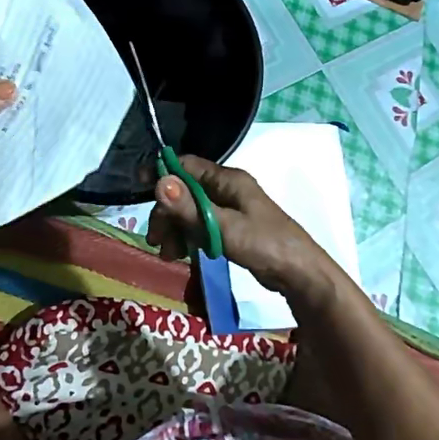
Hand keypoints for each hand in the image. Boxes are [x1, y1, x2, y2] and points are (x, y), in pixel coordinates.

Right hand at [146, 154, 347, 305]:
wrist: (299, 273)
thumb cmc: (264, 244)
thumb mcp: (223, 227)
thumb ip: (190, 207)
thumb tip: (159, 181)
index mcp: (229, 180)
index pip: (187, 166)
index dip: (163, 175)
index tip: (139, 192)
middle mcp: (228, 189)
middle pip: (185, 192)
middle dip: (168, 214)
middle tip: (156, 241)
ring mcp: (231, 209)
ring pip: (192, 212)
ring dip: (176, 230)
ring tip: (169, 255)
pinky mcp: (233, 228)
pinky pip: (203, 227)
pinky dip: (190, 238)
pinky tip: (183, 255)